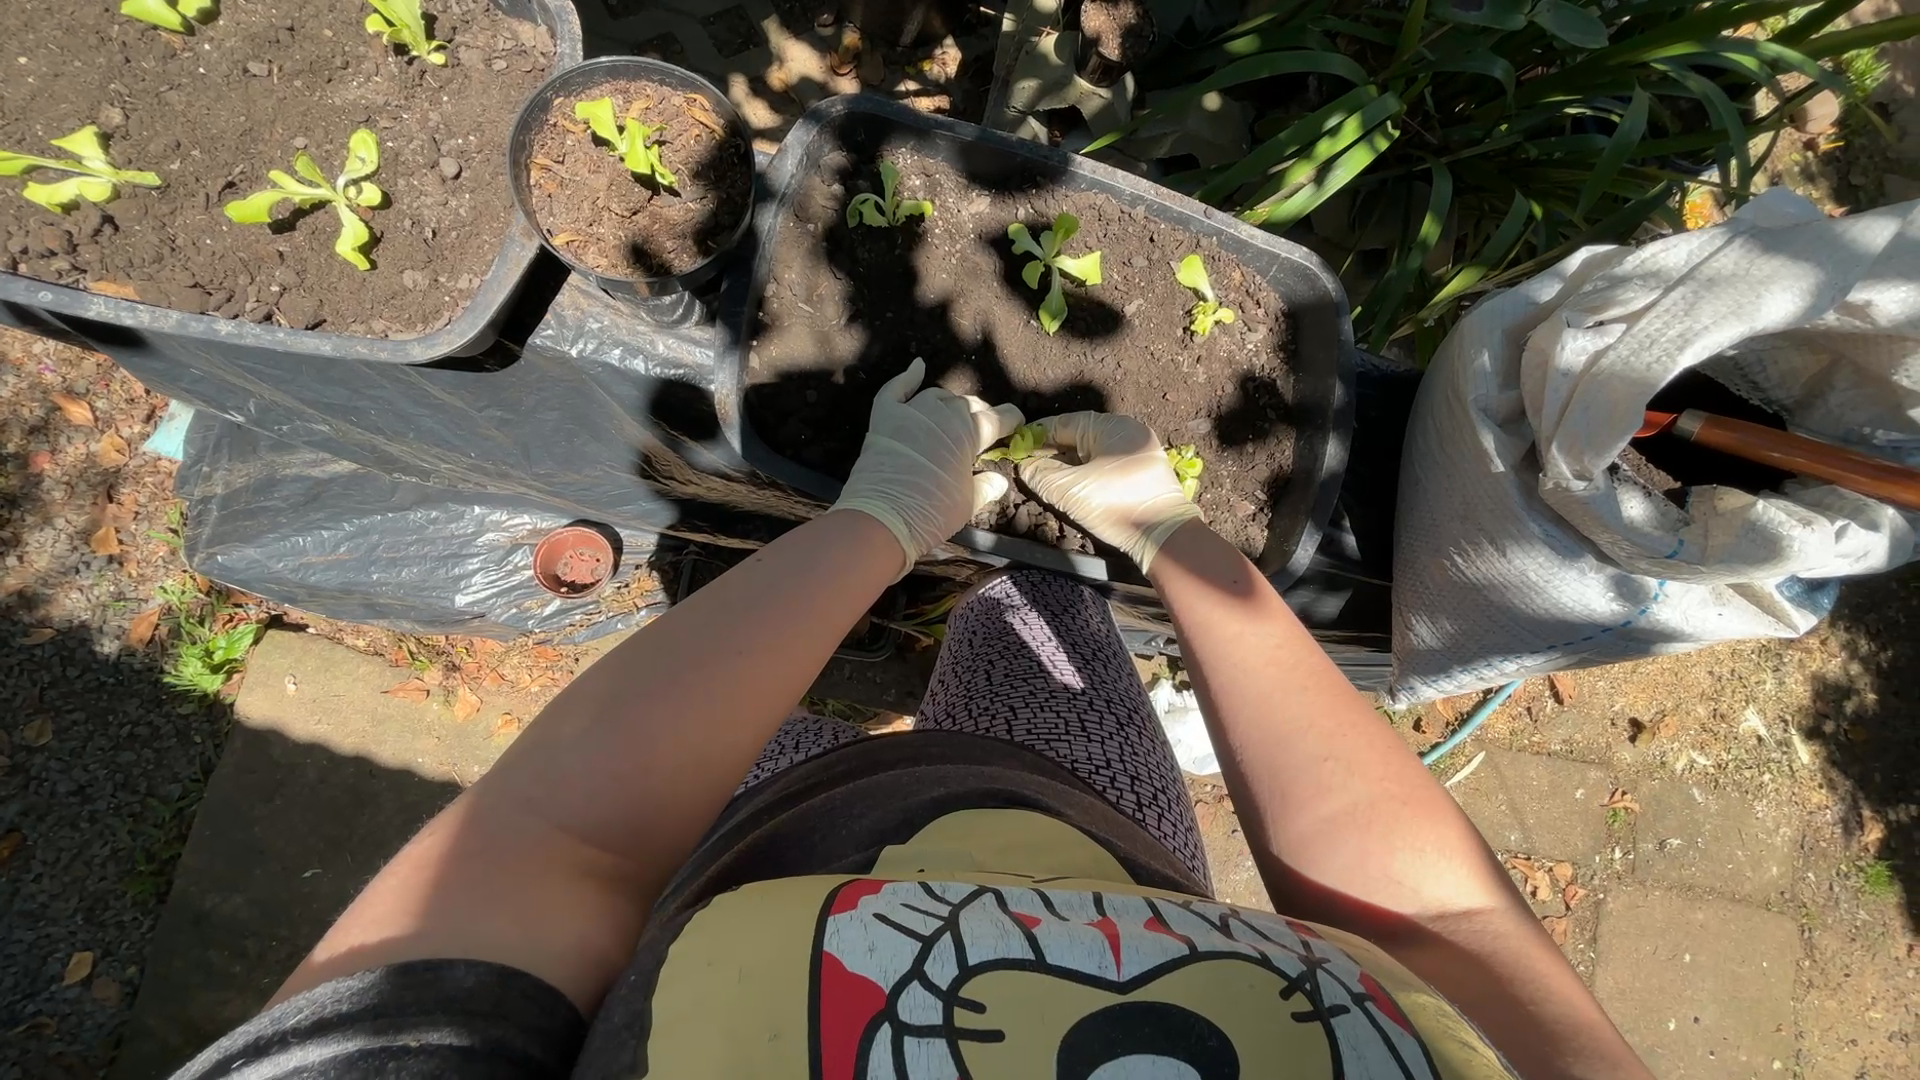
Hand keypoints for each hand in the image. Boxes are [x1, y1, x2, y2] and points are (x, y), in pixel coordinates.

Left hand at [832, 358, 1023, 577]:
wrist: (884, 516)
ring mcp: (913, 410)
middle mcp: (944, 413)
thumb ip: (987, 486)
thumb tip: (999, 480)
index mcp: (971, 431)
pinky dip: (908, 377)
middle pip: (967, 404)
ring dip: (948, 403)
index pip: (998, 417)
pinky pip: (897, 389)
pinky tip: (918, 367)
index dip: (1010, 420)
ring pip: (937, 396)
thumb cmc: (934, 511)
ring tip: (952, 414)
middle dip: (979, 413)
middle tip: (981, 427)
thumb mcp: (969, 502)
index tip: (1017, 423)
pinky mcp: (885, 415)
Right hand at [1019, 412, 1202, 572]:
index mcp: (1111, 426)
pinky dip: (1086, 473)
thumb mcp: (1068, 489)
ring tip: (1046, 480)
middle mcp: (1127, 432)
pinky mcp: (1143, 473)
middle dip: (1051, 452)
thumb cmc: (1116, 505)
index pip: (1063, 423)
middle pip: (1078, 437)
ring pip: (1092, 453)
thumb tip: (1025, 465)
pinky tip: (1072, 488)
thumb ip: (1040, 474)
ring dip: (1068, 465)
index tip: (1016, 449)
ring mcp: (1138, 452)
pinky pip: (1106, 465)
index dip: (1036, 436)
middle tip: (1028, 468)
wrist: (1164, 536)